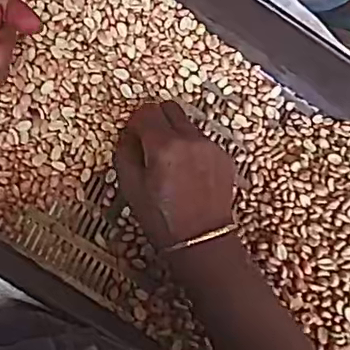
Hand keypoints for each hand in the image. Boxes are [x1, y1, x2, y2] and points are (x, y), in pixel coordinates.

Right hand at [113, 101, 236, 250]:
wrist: (202, 241)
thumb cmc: (163, 220)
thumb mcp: (130, 187)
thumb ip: (125, 153)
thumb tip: (128, 136)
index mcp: (164, 146)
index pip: (146, 111)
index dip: (134, 122)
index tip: (132, 135)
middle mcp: (191, 140)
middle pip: (169, 108)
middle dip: (155, 120)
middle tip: (148, 142)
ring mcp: (210, 147)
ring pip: (186, 124)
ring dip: (174, 134)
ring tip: (168, 164)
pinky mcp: (224, 157)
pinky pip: (202, 140)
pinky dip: (191, 148)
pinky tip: (186, 172)